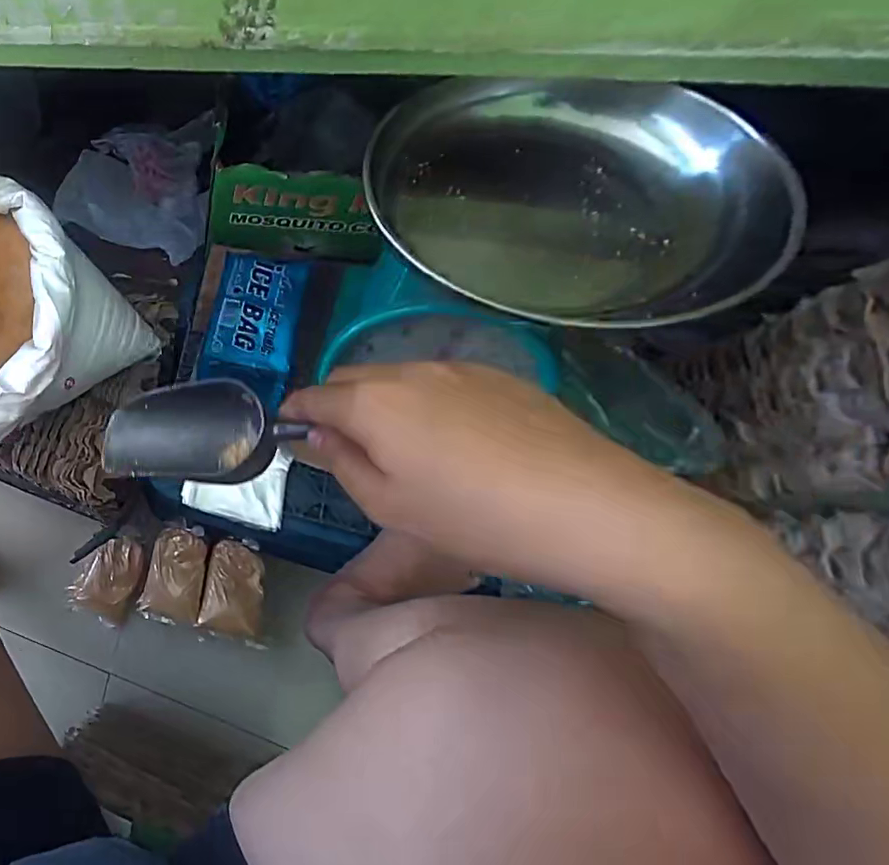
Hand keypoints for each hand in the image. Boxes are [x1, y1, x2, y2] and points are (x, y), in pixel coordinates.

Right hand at [281, 362, 709, 587]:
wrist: (599, 513)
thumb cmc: (476, 519)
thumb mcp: (390, 507)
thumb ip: (342, 464)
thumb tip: (319, 436)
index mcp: (371, 402)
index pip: (312, 396)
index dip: (294, 412)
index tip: (289, 430)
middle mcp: (407, 371)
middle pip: (350, 377)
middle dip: (334, 403)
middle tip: (344, 444)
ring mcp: (458, 368)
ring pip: (396, 375)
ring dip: (380, 399)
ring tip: (402, 444)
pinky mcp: (502, 376)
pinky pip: (441, 379)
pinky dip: (424, 399)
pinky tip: (455, 439)